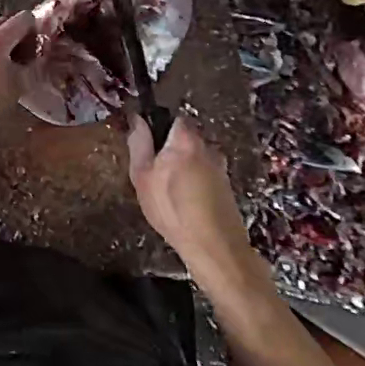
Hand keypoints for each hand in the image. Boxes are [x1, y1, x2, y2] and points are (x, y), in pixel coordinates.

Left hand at [0, 11, 36, 134]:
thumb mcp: (20, 85)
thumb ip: (33, 62)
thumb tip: (39, 51)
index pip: (22, 19)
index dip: (34, 30)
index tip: (36, 45)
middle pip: (5, 21)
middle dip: (17, 34)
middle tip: (23, 54)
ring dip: (1, 38)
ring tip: (5, 60)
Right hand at [126, 113, 250, 268]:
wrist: (214, 247)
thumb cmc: (172, 208)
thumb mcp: (143, 175)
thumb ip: (139, 143)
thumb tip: (137, 118)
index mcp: (186, 139)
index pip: (173, 117)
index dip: (159, 128)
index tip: (147, 146)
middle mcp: (208, 147)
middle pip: (185, 139)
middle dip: (170, 150)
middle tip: (154, 174)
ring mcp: (221, 168)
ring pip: (195, 158)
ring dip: (182, 168)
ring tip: (168, 192)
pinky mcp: (227, 187)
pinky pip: (204, 175)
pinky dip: (194, 183)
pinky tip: (184, 203)